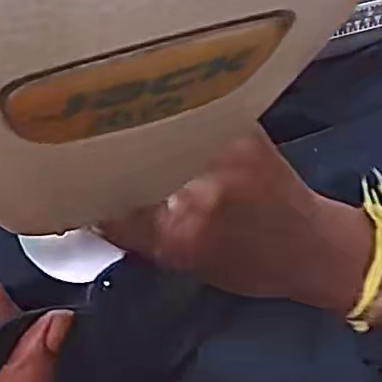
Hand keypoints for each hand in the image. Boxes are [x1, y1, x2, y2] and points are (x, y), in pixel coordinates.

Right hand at [99, 127, 373, 313]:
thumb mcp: (184, 262)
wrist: (315, 247)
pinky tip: (154, 113)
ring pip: (154, 130)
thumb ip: (136, 232)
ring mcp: (222, 150)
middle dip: (101, 152)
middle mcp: (198, 187)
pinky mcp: (241, 127)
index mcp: (180, 231)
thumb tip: (89, 202)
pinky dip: (166, 116)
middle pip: (126, 158)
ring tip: (113, 125)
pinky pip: (186, 115)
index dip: (82, 189)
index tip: (65, 179)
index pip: (108, 203)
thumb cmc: (250, 267)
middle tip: (80, 145)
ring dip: (131, 128)